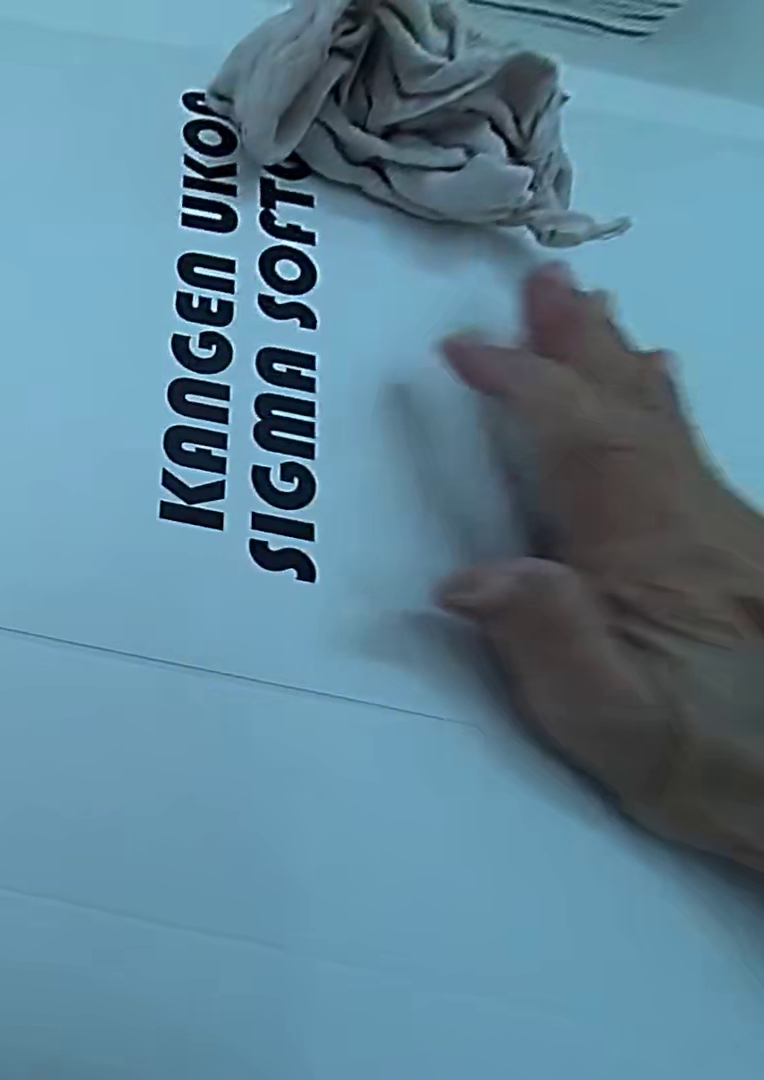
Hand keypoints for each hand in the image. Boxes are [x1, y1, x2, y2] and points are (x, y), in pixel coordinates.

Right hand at [438, 263, 763, 867]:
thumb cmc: (697, 765)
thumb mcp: (601, 718)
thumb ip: (543, 641)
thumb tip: (469, 576)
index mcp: (655, 555)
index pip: (584, 445)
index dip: (526, 387)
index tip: (462, 348)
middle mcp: (700, 526)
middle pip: (636, 413)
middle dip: (586, 345)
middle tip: (550, 283)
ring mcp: (721, 534)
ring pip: (663, 425)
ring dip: (617, 363)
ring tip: (592, 313)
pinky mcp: (721, 551)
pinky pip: (676, 452)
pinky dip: (650, 405)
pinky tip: (651, 385)